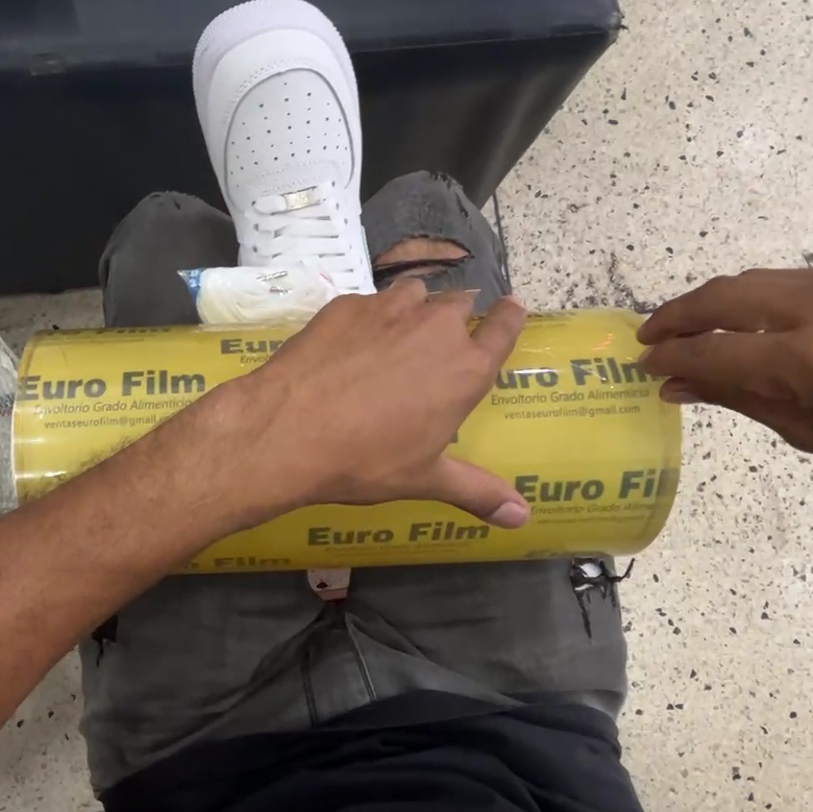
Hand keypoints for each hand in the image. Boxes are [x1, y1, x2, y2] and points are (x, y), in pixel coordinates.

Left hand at [203, 278, 531, 526]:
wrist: (288, 431)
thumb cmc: (365, 460)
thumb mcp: (424, 479)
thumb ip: (477, 491)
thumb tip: (524, 518)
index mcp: (465, 369)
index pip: (504, 326)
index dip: (508, 316)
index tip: (511, 306)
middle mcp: (434, 327)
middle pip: (459, 305)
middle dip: (455, 320)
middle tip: (436, 346)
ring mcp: (388, 310)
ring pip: (415, 293)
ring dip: (414, 309)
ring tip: (395, 338)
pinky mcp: (344, 306)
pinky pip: (369, 303)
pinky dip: (368, 318)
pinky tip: (347, 346)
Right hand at [637, 262, 812, 498]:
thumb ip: (743, 398)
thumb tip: (680, 385)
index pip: (713, 349)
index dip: (670, 356)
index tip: (643, 363)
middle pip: (726, 295)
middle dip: (679, 313)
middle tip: (651, 333)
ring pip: (763, 280)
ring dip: (722, 302)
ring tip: (700, 327)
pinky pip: (806, 280)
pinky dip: (771, 298)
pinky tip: (768, 323)